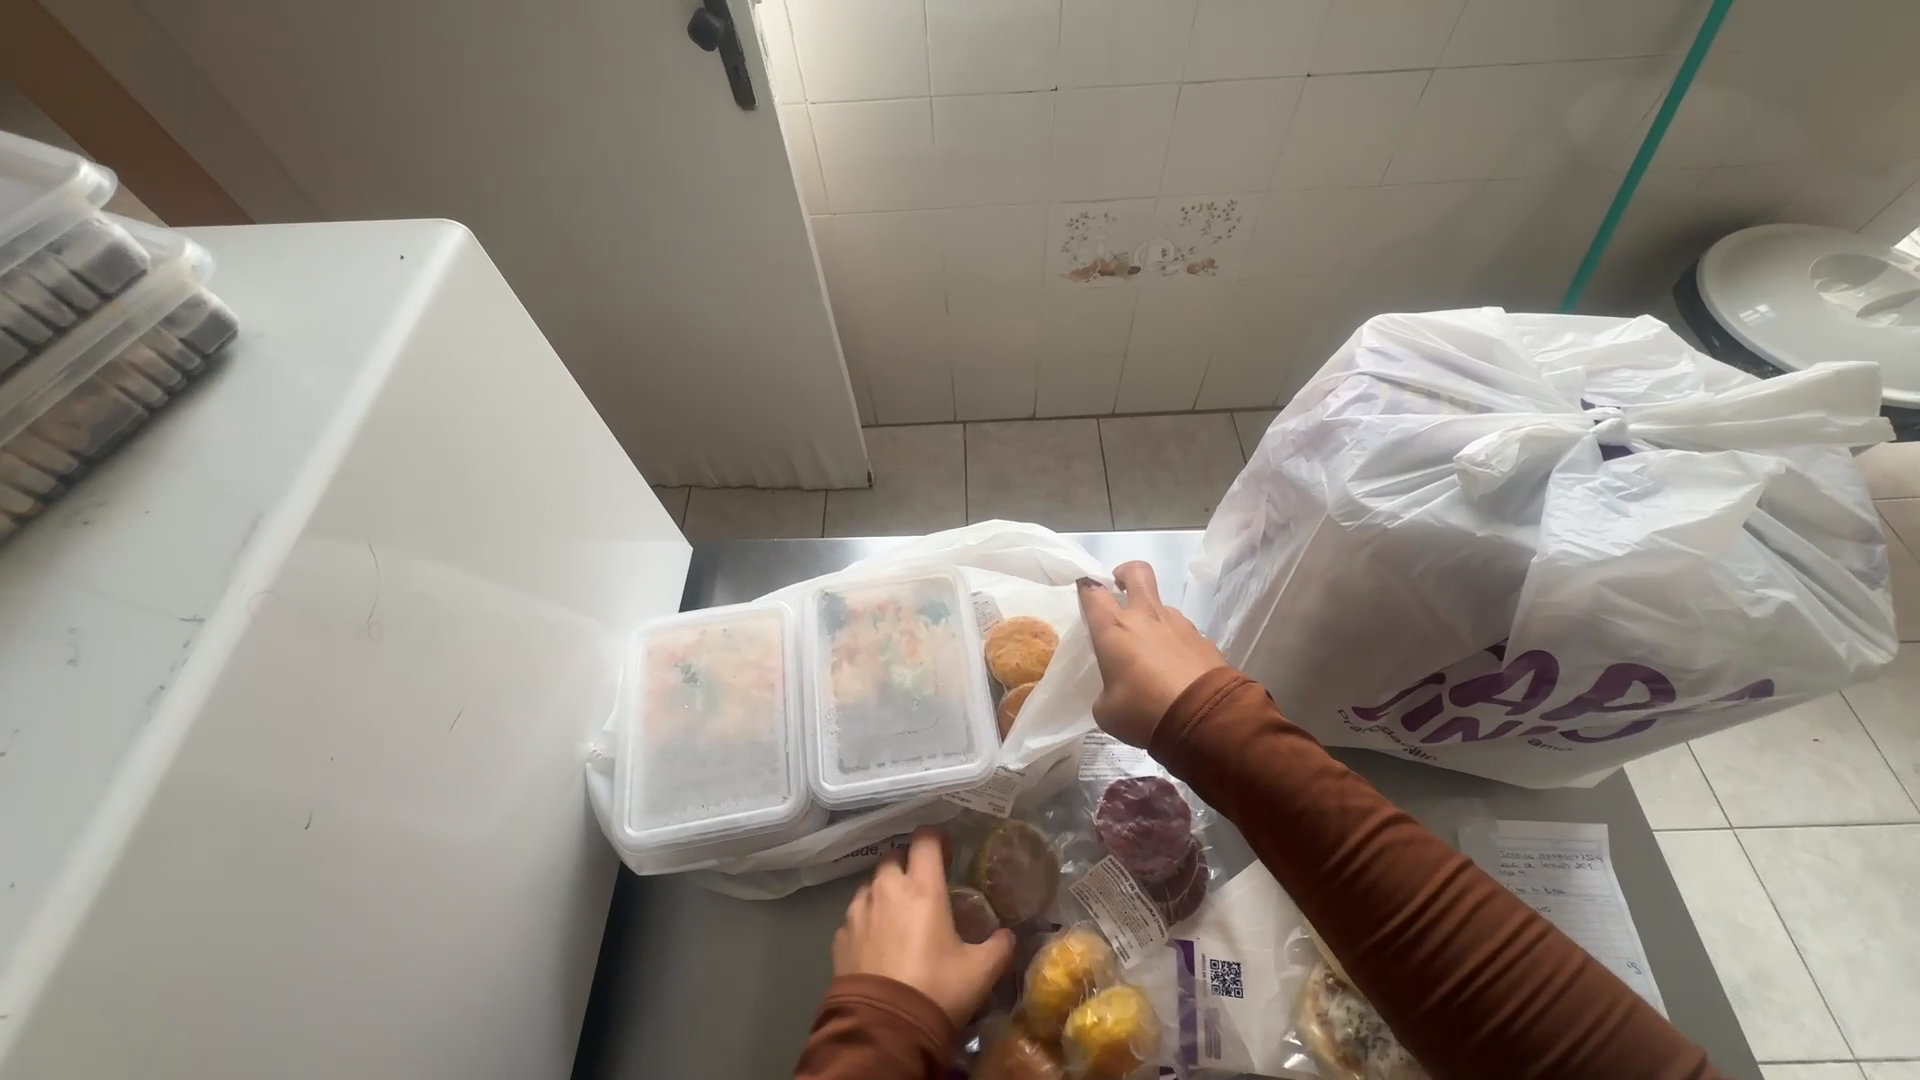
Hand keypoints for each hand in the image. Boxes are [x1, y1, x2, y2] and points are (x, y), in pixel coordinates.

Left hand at [832, 827, 1013, 1026]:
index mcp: (922, 887)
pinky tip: (877, 941)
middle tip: (923, 885)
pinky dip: (867, 918)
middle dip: (908, 863)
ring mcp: (858, 911)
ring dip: (885, 891)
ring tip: (898, 914)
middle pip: (894, 856)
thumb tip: (1008, 936)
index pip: (925, 840)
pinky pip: (855, 914)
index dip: (936, 840)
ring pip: (871, 884)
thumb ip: (999, 947)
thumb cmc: (935, 990)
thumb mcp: (979, 972)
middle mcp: (887, 889)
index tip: (946, 853)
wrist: (883, 1030)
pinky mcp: (840, 935)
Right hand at [1077, 561, 1226, 746]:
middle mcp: (1145, 617)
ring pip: (1162, 606)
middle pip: (1137, 572)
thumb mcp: (1107, 711)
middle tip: (1120, 589)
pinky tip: (1176, 670)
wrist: (1204, 718)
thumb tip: (1114, 692)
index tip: (1085, 594)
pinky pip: (1183, 632)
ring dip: (1153, 618)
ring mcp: (1178, 624)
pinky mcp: (1203, 639)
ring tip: (1151, 652)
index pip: (1093, 592)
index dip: (1086, 588)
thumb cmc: (1144, 710)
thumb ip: (1105, 693)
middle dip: (1125, 573)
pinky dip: (1175, 643)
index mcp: (1114, 628)